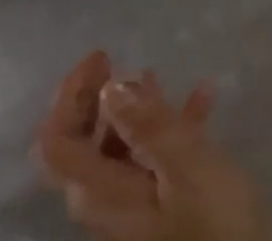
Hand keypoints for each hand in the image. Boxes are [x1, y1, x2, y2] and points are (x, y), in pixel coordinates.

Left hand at [35, 51, 269, 240]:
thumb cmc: (211, 216)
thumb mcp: (188, 166)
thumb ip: (151, 127)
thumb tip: (114, 85)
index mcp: (98, 190)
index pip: (60, 140)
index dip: (70, 96)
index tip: (100, 56)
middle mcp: (102, 196)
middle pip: (81, 143)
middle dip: (93, 99)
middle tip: (115, 58)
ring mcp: (131, 199)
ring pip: (116, 146)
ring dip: (131, 108)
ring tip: (156, 72)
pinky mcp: (159, 199)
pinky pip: (151, 154)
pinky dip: (168, 123)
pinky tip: (201, 100)